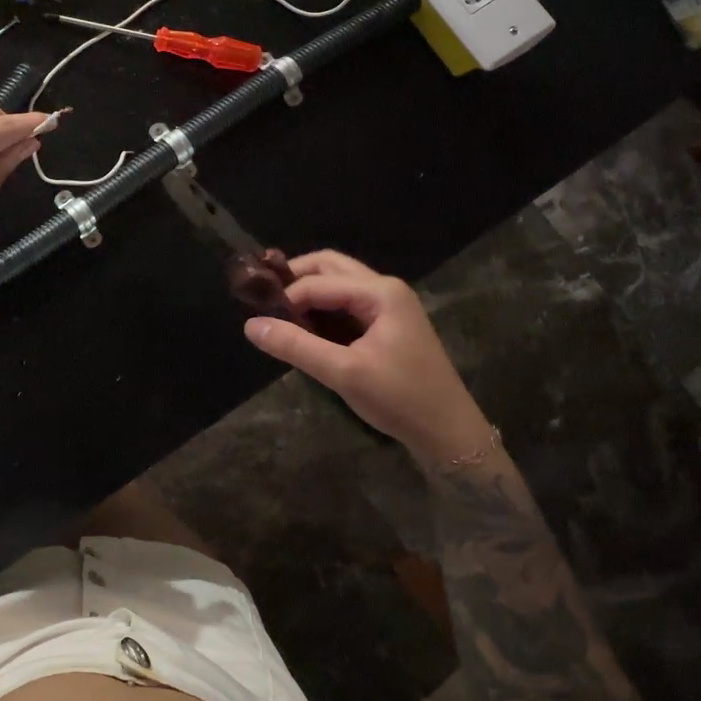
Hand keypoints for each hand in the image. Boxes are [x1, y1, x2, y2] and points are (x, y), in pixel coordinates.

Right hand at [242, 249, 491, 468]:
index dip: (285, 298)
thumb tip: (250, 325)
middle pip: (329, 266)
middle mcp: (385, 288)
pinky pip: (347, 302)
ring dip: (308, 291)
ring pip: (339, 282)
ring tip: (279, 313)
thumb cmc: (400, 399)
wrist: (450, 433)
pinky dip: (322, 306)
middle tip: (264, 301)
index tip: (260, 321)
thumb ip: (296, 346)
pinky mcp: (388, 323)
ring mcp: (390, 305)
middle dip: (294, 278)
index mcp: (380, 292)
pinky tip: (305, 327)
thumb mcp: (343, 373)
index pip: (317, 282)